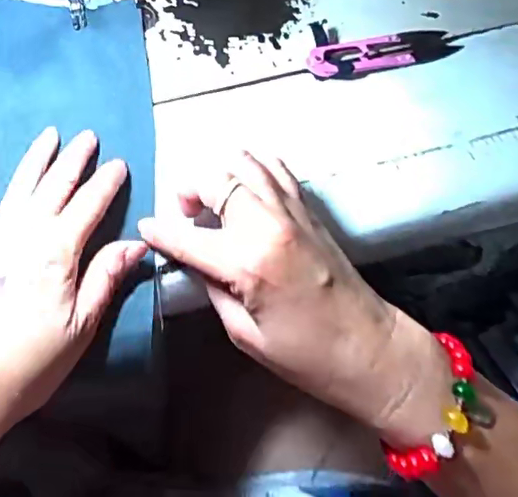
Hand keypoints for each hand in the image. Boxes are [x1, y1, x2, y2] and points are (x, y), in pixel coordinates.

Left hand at [0, 128, 146, 451]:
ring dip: (38, 155)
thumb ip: (105, 277)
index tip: (119, 163)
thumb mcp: (81, 327)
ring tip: (51, 133)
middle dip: (75, 157)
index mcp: (58, 249)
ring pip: (22, 181)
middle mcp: (27, 229)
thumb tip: (137, 243)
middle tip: (89, 136)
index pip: (90, 204)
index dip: (106, 182)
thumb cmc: (31, 360)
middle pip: (57, 183)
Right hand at [138, 152, 452, 446]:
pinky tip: (245, 185)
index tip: (146, 226)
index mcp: (247, 263)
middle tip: (186, 214)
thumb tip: (193, 260)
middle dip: (188, 191)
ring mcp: (289, 209)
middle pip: (213, 180)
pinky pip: (273, 166)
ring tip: (214, 198)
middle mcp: (266, 224)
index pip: (188, 238)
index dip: (161, 232)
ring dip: (219, 175)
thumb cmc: (306, 355)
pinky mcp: (306, 206)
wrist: (371, 349)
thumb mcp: (244, 334)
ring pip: (241, 162)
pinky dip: (252, 167)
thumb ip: (212, 287)